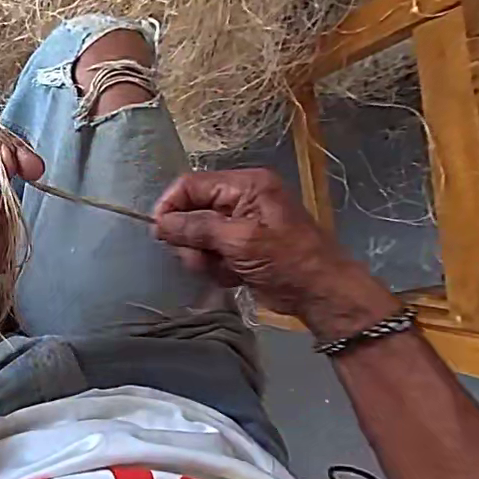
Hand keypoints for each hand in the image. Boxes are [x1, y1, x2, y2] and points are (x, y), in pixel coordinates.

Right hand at [151, 168, 398, 338]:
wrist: (318, 293)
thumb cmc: (287, 259)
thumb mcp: (239, 239)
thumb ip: (196, 227)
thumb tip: (160, 223)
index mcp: (245, 185)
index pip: (189, 185)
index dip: (170, 206)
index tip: (160, 232)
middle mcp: (238, 200)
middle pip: (188, 212)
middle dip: (189, 239)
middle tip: (203, 257)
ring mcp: (236, 225)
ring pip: (193, 237)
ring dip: (201, 257)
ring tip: (223, 268)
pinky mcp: (235, 247)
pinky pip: (206, 253)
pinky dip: (213, 267)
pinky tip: (232, 274)